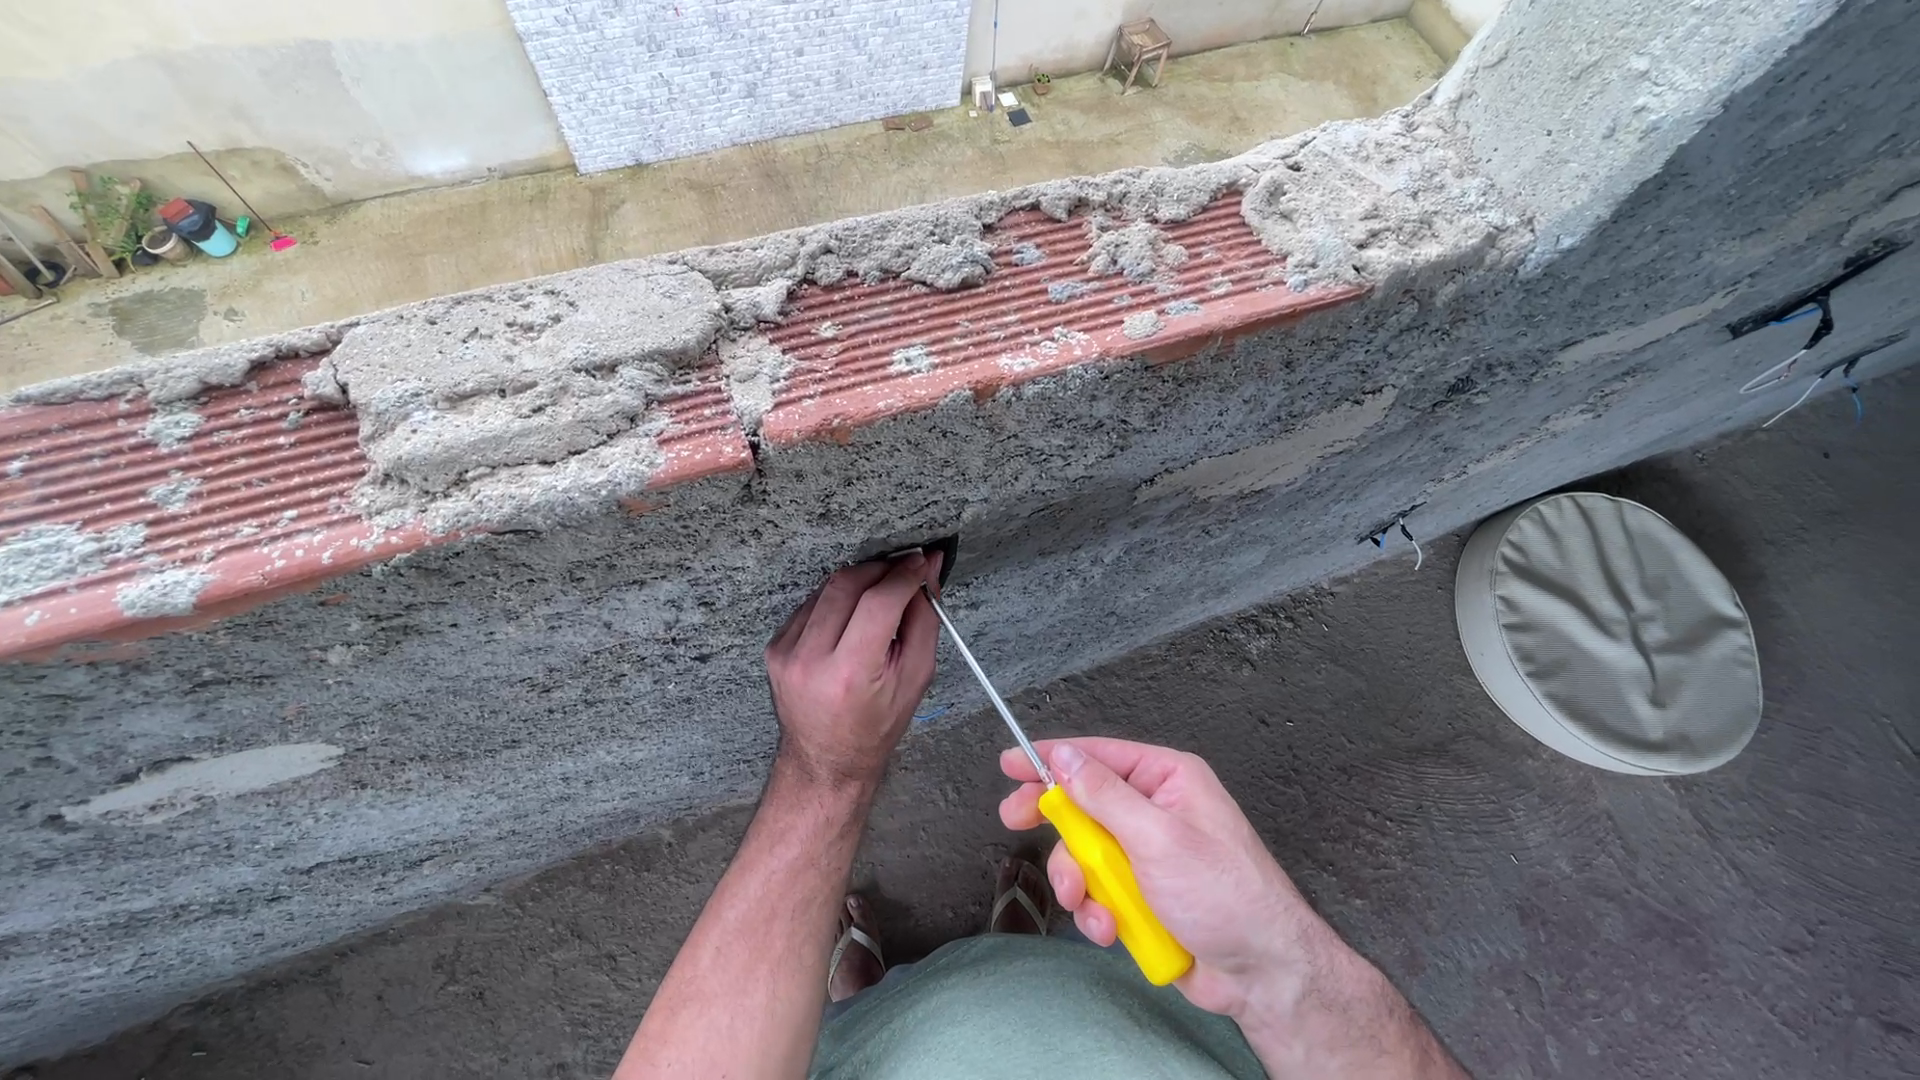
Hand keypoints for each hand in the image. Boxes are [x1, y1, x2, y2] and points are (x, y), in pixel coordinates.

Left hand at [765, 551, 943, 788]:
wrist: (826, 761)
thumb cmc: (876, 726)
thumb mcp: (916, 677)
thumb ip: (925, 619)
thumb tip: (929, 572)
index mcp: (851, 673)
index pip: (879, 601)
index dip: (904, 574)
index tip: (922, 561)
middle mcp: (811, 660)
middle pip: (848, 583)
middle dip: (881, 569)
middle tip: (904, 570)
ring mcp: (787, 653)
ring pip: (827, 588)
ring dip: (859, 582)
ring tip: (881, 598)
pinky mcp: (775, 647)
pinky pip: (811, 604)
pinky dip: (837, 601)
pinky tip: (851, 620)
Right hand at [998, 738, 1343, 1018]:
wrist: (1261, 975)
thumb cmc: (1223, 894)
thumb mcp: (1158, 837)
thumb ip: (1104, 796)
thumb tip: (1065, 757)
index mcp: (1167, 780)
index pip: (1099, 757)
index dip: (1052, 758)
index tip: (1011, 763)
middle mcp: (1154, 810)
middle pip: (1084, 804)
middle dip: (1056, 824)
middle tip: (1014, 820)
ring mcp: (1146, 854)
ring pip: (1084, 853)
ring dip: (1079, 882)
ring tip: (1088, 904)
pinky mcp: (1140, 894)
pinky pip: (1097, 891)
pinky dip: (1097, 912)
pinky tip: (1110, 930)